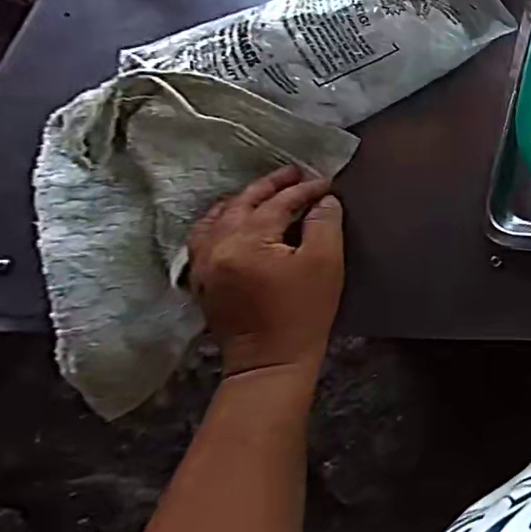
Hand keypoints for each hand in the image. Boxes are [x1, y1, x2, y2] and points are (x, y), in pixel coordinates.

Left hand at [186, 165, 343, 377]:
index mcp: (246, 242)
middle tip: (296, 173)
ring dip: (242, 200)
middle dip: (270, 186)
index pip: (278, 203)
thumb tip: (324, 200)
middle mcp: (216, 247)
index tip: (328, 183)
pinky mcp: (202, 278)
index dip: (306, 190)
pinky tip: (236, 218)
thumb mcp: (326, 261)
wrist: (271, 358)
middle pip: (241, 204)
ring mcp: (203, 264)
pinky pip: (205, 237)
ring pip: (217, 218)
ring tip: (266, 191)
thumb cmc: (305, 308)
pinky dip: (222, 220)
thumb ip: (325, 223)